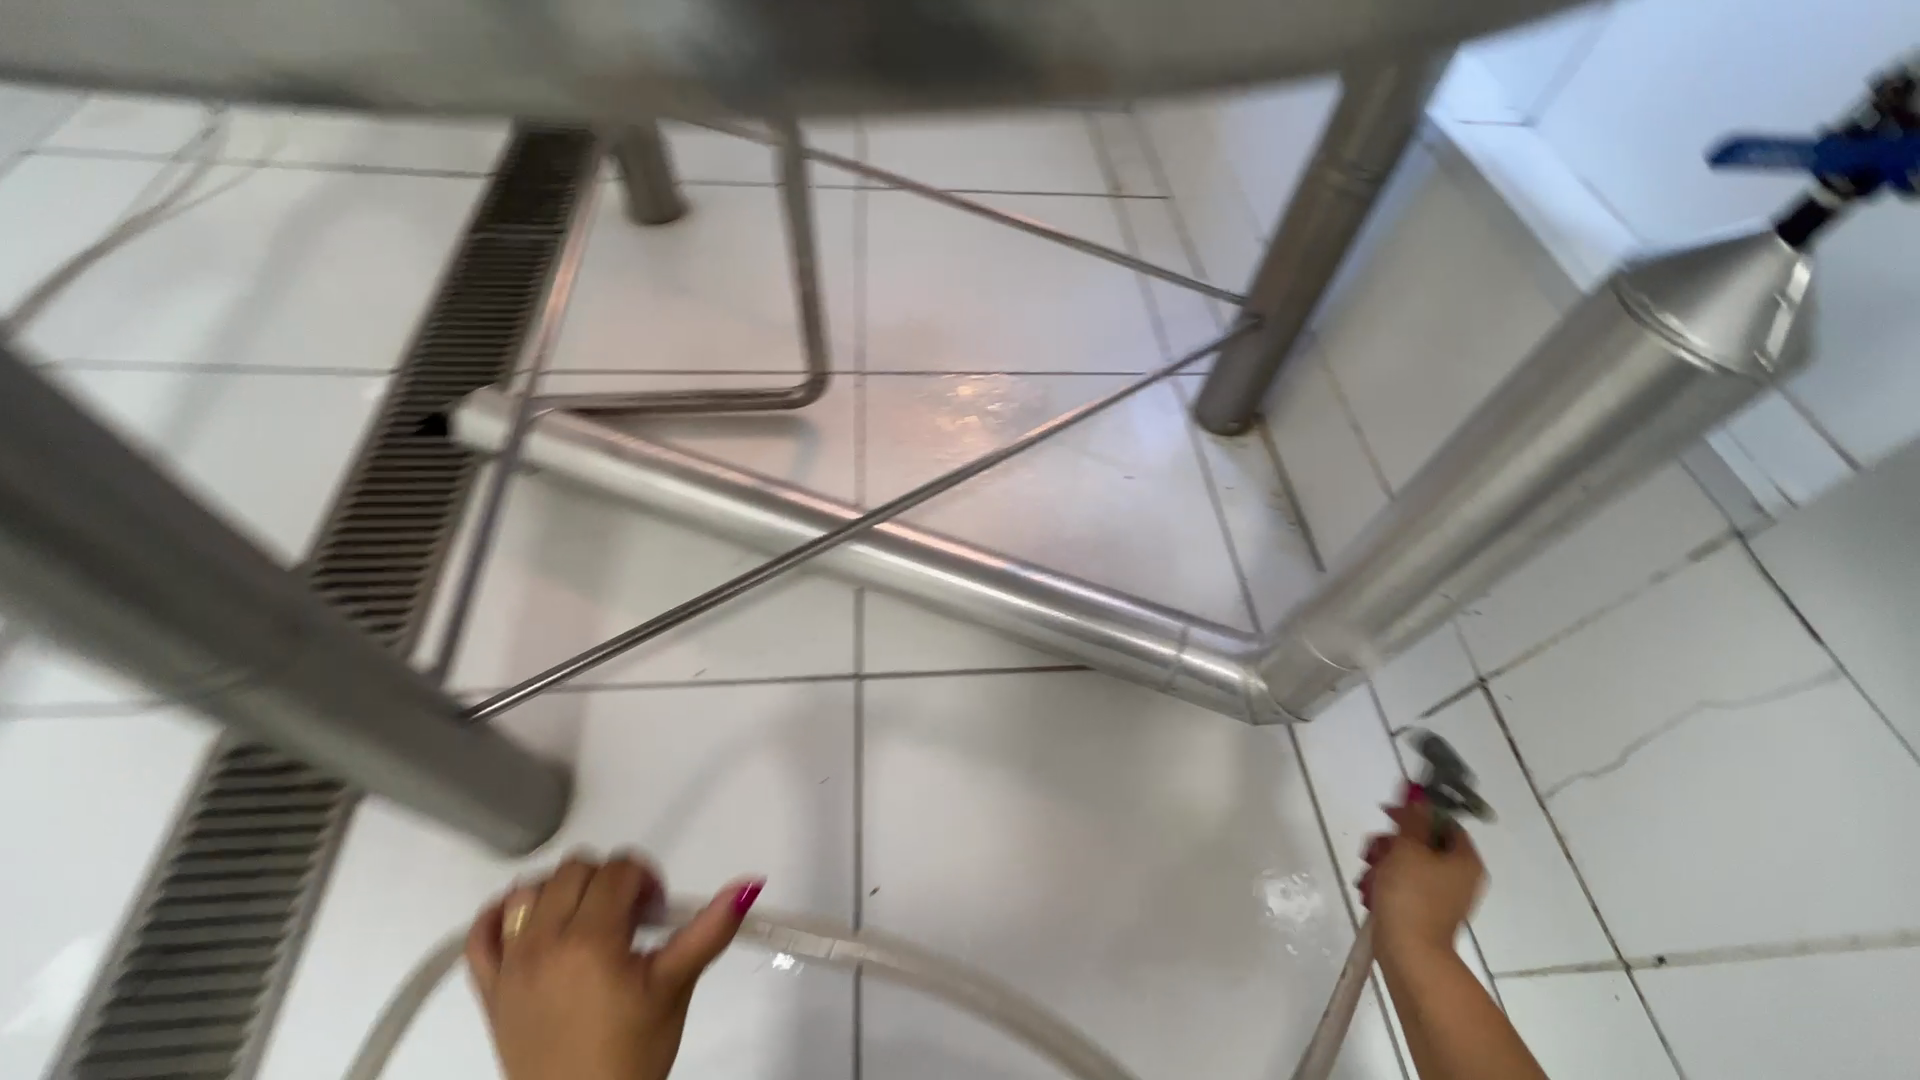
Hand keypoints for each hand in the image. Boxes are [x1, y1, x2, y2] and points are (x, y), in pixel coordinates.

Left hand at [465, 852, 764, 1079]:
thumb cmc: (632, 1052)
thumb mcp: (675, 987)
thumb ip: (709, 930)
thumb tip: (747, 885)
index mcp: (591, 940)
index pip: (619, 870)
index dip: (646, 879)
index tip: (657, 911)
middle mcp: (543, 942)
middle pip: (574, 870)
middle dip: (608, 882)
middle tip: (630, 919)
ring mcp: (510, 965)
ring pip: (528, 891)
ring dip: (560, 892)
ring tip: (587, 921)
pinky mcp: (489, 990)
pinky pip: (479, 935)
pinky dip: (500, 917)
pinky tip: (530, 922)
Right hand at [1358, 785, 1484, 957]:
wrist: (1409, 952)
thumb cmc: (1411, 895)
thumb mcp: (1408, 848)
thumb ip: (1411, 818)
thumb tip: (1418, 792)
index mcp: (1464, 860)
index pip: (1443, 822)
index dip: (1415, 814)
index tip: (1388, 816)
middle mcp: (1459, 876)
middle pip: (1421, 842)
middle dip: (1391, 844)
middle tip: (1374, 852)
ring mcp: (1442, 895)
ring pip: (1407, 863)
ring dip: (1382, 864)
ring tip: (1369, 877)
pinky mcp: (1424, 910)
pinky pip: (1403, 885)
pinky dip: (1385, 884)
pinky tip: (1370, 892)